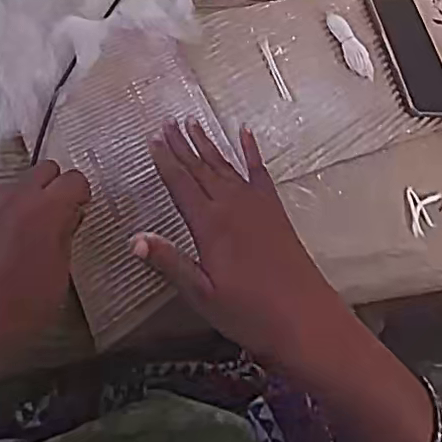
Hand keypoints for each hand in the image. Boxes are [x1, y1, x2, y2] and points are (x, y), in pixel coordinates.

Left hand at [0, 161, 89, 373]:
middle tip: (53, 220)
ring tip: (18, 239)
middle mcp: (15, 196)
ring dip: (24, 202)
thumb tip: (67, 218)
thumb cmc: (16, 314)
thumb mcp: (57, 281)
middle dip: (54, 188)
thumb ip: (65, 239)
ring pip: (15, 186)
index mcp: (45, 210)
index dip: (80, 194)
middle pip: (45, 169)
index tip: (77, 211)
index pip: (74, 178)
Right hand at [132, 120, 354, 371]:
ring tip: (192, 122)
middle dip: (180, 143)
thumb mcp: (202, 295)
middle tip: (166, 122)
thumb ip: (169, 262)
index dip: (164, 160)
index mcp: (210, 224)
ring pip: (223, 164)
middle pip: (199, 167)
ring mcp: (254, 202)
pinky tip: (244, 133)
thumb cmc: (251, 313)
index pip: (180, 183)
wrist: (306, 319)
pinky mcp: (273, 207)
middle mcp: (230, 204)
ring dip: (206, 142)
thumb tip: (135, 240)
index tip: (152, 139)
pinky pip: (258, 170)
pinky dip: (250, 149)